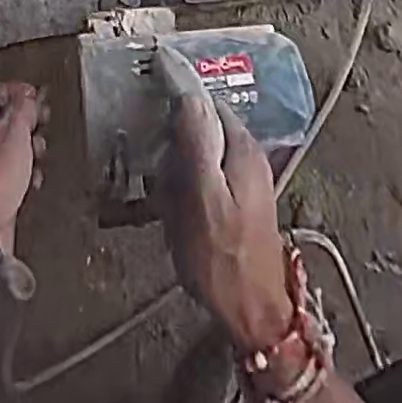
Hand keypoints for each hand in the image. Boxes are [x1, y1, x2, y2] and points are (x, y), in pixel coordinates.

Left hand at [0, 82, 46, 251]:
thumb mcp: (15, 132)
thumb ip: (23, 109)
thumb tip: (28, 96)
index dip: (16, 90)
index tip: (32, 95)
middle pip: (4, 119)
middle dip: (27, 121)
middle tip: (40, 121)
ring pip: (11, 147)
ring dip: (30, 149)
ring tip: (37, 153)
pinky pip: (12, 174)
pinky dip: (26, 174)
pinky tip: (32, 180)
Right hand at [163, 95, 292, 352]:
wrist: (253, 313)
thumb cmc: (224, 258)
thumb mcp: (205, 199)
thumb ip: (198, 146)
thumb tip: (189, 96)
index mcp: (242, 149)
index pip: (208, 101)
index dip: (179, 92)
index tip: (150, 88)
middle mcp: (247, 157)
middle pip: (205, 122)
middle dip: (174, 127)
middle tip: (148, 137)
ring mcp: (243, 177)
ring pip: (202, 147)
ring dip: (177, 153)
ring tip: (155, 169)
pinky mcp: (235, 198)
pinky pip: (203, 171)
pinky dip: (183, 173)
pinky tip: (168, 193)